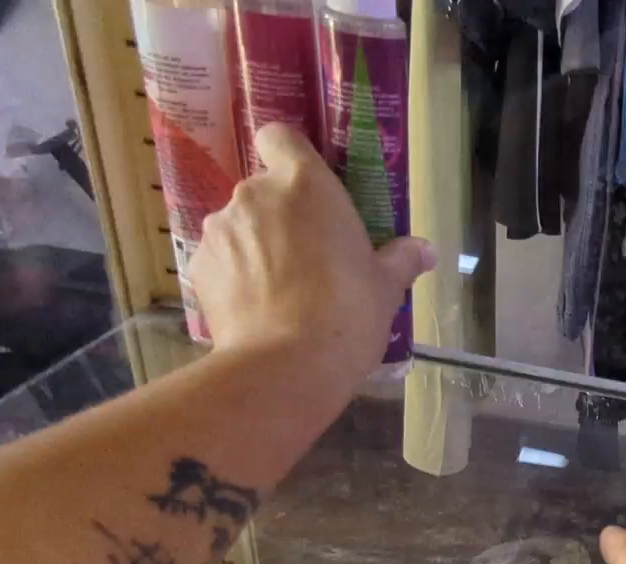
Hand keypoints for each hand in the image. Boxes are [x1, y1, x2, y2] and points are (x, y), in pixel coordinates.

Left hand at [190, 124, 431, 382]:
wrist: (288, 363)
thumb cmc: (348, 313)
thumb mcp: (387, 288)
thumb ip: (401, 260)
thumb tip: (425, 250)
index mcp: (306, 187)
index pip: (282, 138)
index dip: (293, 158)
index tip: (313, 190)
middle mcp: (255, 195)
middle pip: (266, 190)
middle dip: (287, 217)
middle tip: (316, 258)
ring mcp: (221, 229)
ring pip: (243, 227)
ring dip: (262, 248)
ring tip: (288, 292)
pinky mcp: (200, 266)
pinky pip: (225, 262)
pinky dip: (241, 278)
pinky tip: (264, 310)